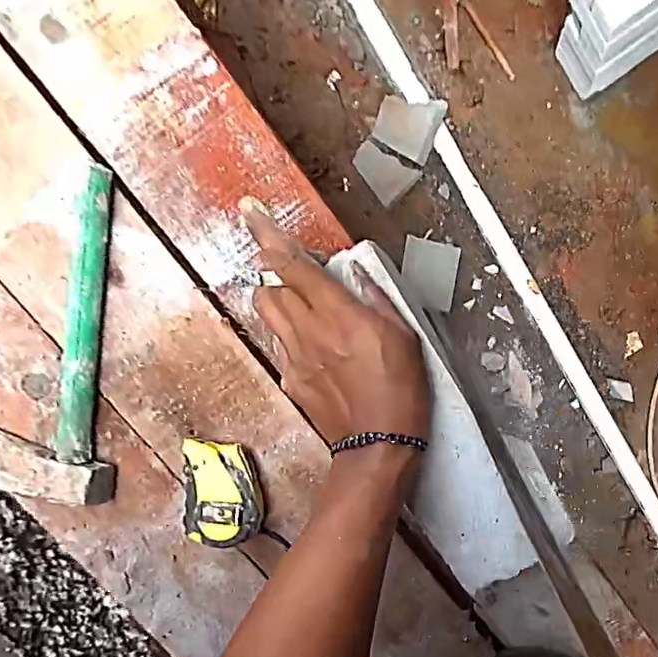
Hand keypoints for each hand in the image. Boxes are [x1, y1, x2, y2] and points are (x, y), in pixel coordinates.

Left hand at [242, 199, 429, 447]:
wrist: (378, 444)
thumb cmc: (400, 393)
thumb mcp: (406, 339)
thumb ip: (379, 301)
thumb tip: (361, 278)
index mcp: (338, 315)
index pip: (291, 264)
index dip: (268, 234)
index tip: (252, 212)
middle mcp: (307, 332)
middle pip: (268, 286)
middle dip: (279, 275)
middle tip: (303, 280)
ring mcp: (294, 357)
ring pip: (269, 314)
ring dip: (282, 304)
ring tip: (311, 315)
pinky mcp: (291, 380)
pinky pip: (281, 347)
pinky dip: (293, 339)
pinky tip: (321, 355)